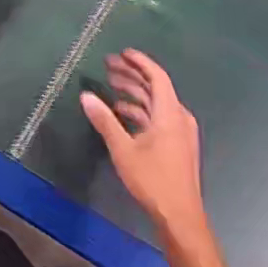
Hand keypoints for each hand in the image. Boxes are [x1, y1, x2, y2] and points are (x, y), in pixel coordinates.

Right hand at [81, 50, 206, 235]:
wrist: (179, 213)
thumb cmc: (152, 180)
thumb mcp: (123, 150)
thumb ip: (105, 121)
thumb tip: (87, 97)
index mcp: (169, 113)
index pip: (157, 77)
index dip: (140, 62)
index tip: (123, 53)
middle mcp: (179, 117)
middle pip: (156, 88)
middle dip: (132, 76)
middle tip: (109, 68)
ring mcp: (180, 132)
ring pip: (156, 104)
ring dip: (135, 94)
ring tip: (112, 88)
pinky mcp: (178, 144)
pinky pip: (159, 118)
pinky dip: (141, 112)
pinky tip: (123, 114)